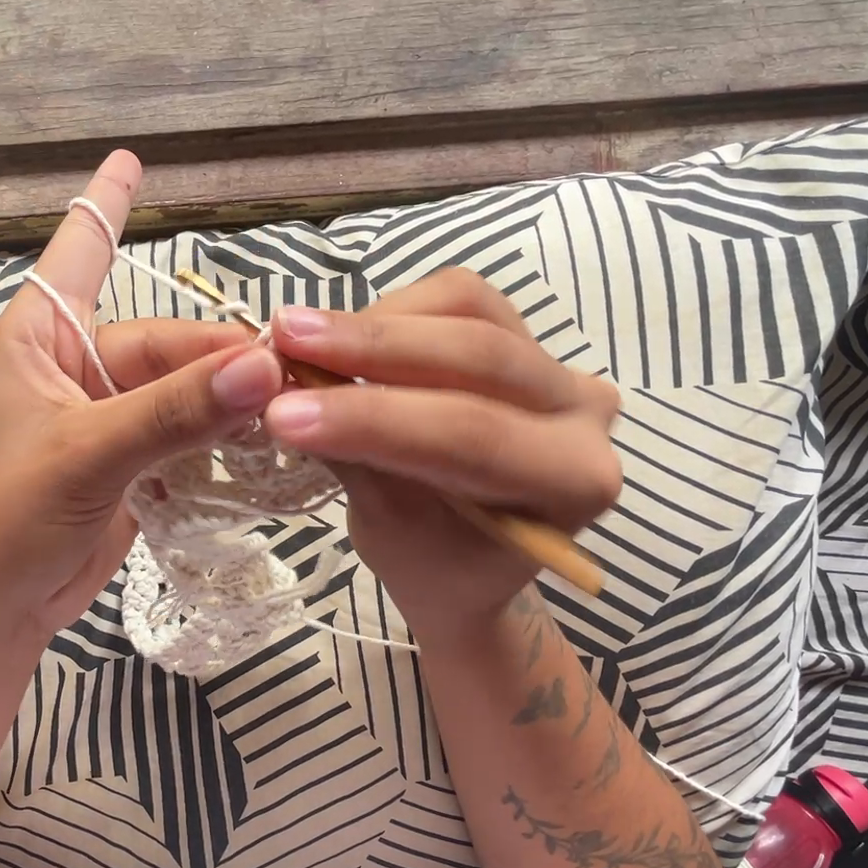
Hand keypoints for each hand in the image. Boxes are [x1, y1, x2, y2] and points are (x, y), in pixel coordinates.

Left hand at [0, 151, 285, 641]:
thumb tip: (261, 365)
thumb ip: (170, 412)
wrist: (0, 606)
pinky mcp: (133, 460)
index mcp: (41, 340)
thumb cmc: (9, 518)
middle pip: (166, 340)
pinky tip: (267, 436)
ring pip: (186, 388)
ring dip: (232, 397)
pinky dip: (223, 434)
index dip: (105, 208)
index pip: (78, 254)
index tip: (130, 159)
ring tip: (290, 402)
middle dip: (224, 356)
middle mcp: (77, 368)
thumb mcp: (85, 455)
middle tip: (286, 372)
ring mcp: (109, 416)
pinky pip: (188, 431)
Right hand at [263, 269, 622, 627]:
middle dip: (367, 347)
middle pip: (475, 353)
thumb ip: (352, 455)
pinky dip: (391, 311)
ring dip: (374, 321)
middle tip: (283, 341)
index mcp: (571, 481)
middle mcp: (584, 413)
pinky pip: (459, 301)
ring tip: (300, 338)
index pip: (467, 434)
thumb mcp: (387, 527)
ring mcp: (558, 368)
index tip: (283, 414)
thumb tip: (286, 396)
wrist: (467, 566)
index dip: (369, 417)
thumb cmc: (432, 567)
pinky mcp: (523, 339)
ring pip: (467, 308)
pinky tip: (342, 336)